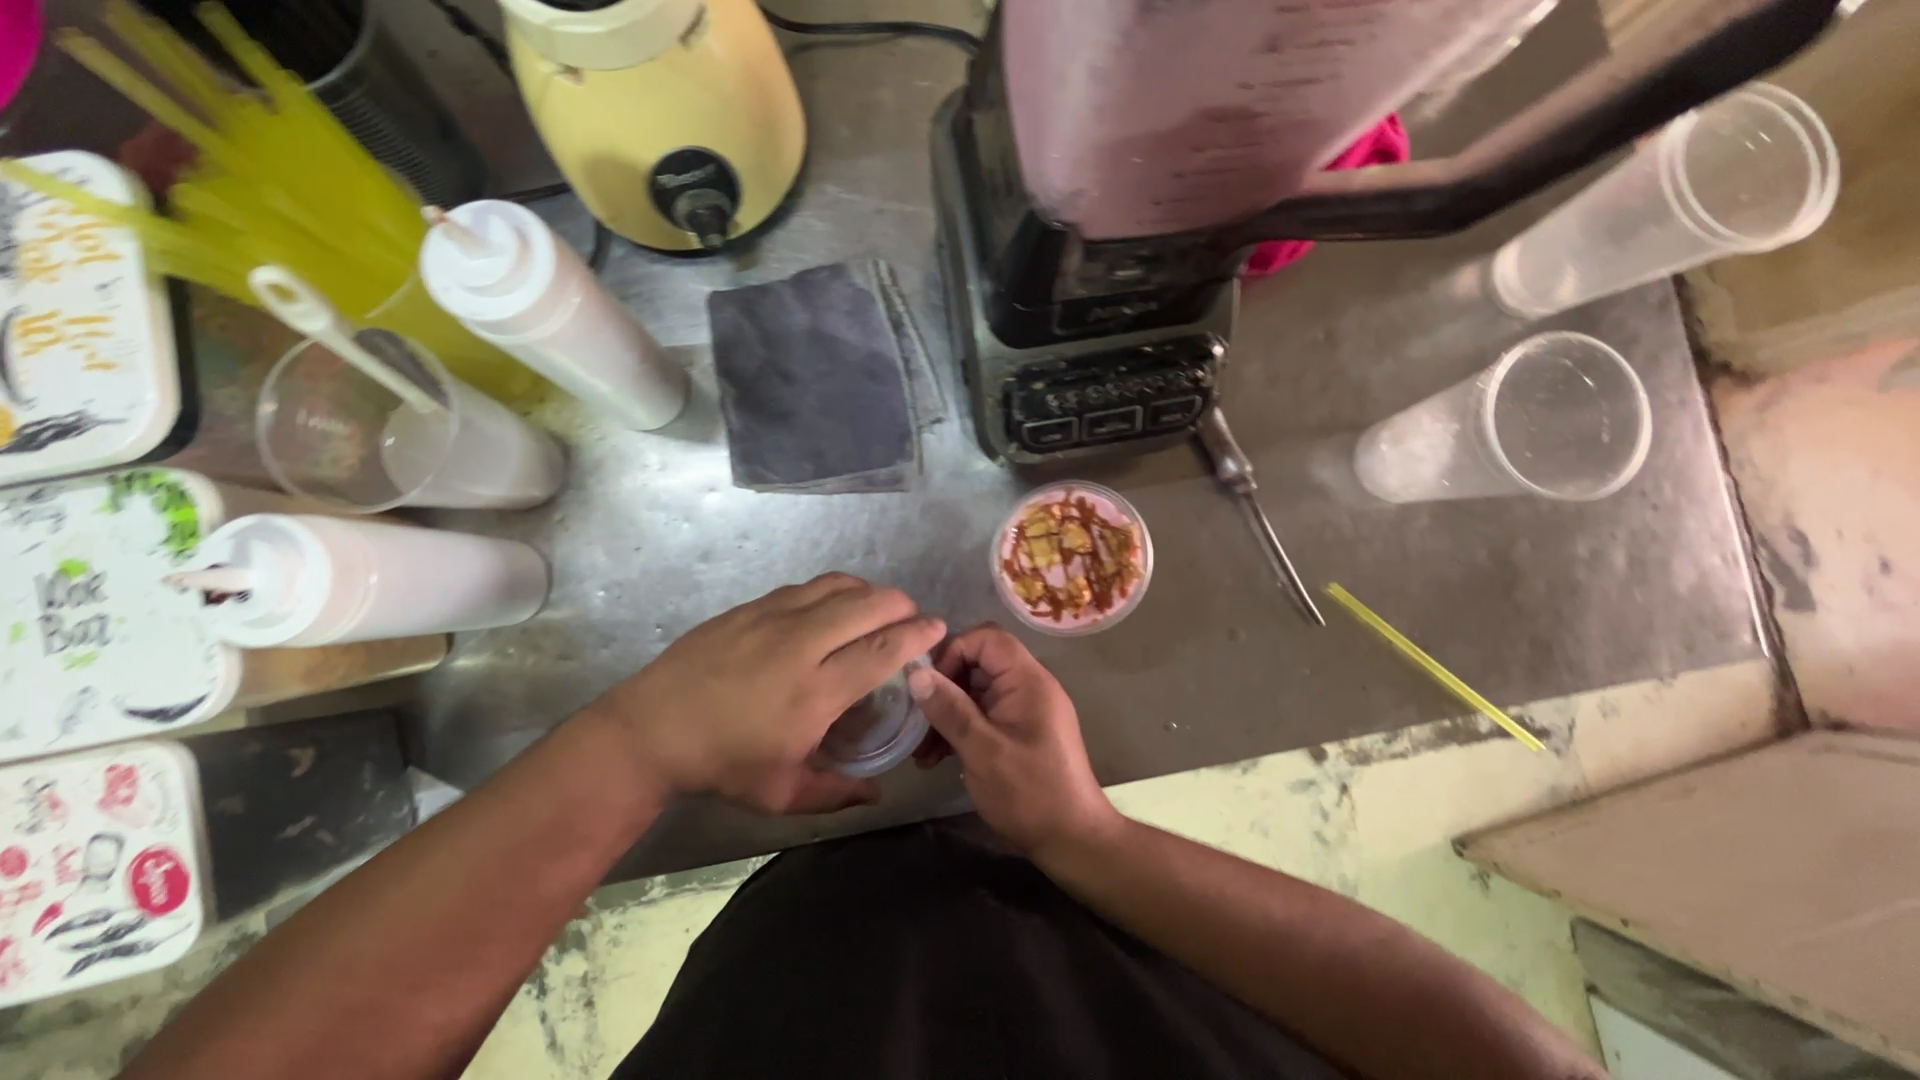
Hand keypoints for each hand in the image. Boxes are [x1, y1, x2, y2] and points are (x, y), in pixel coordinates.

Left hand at [587, 574, 944, 814]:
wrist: (651, 730)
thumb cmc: (721, 765)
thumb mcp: (781, 794)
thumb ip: (835, 793)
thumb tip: (876, 794)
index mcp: (815, 692)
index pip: (883, 650)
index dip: (918, 635)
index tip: (937, 629)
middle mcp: (801, 644)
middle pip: (869, 605)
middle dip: (902, 605)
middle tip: (912, 618)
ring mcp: (773, 617)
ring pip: (838, 586)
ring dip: (869, 592)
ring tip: (876, 609)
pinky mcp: (750, 606)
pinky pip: (806, 587)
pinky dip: (833, 591)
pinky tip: (831, 609)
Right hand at [908, 624, 1120, 858]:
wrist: (1073, 840)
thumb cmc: (1030, 792)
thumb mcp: (983, 751)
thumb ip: (950, 709)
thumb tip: (915, 673)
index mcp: (1028, 681)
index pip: (987, 638)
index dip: (953, 651)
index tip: (928, 684)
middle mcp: (1029, 687)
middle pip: (978, 664)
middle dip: (943, 688)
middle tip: (916, 721)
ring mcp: (1025, 711)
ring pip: (976, 692)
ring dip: (947, 714)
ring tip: (923, 752)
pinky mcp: (1020, 733)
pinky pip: (984, 716)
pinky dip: (960, 730)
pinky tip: (938, 759)